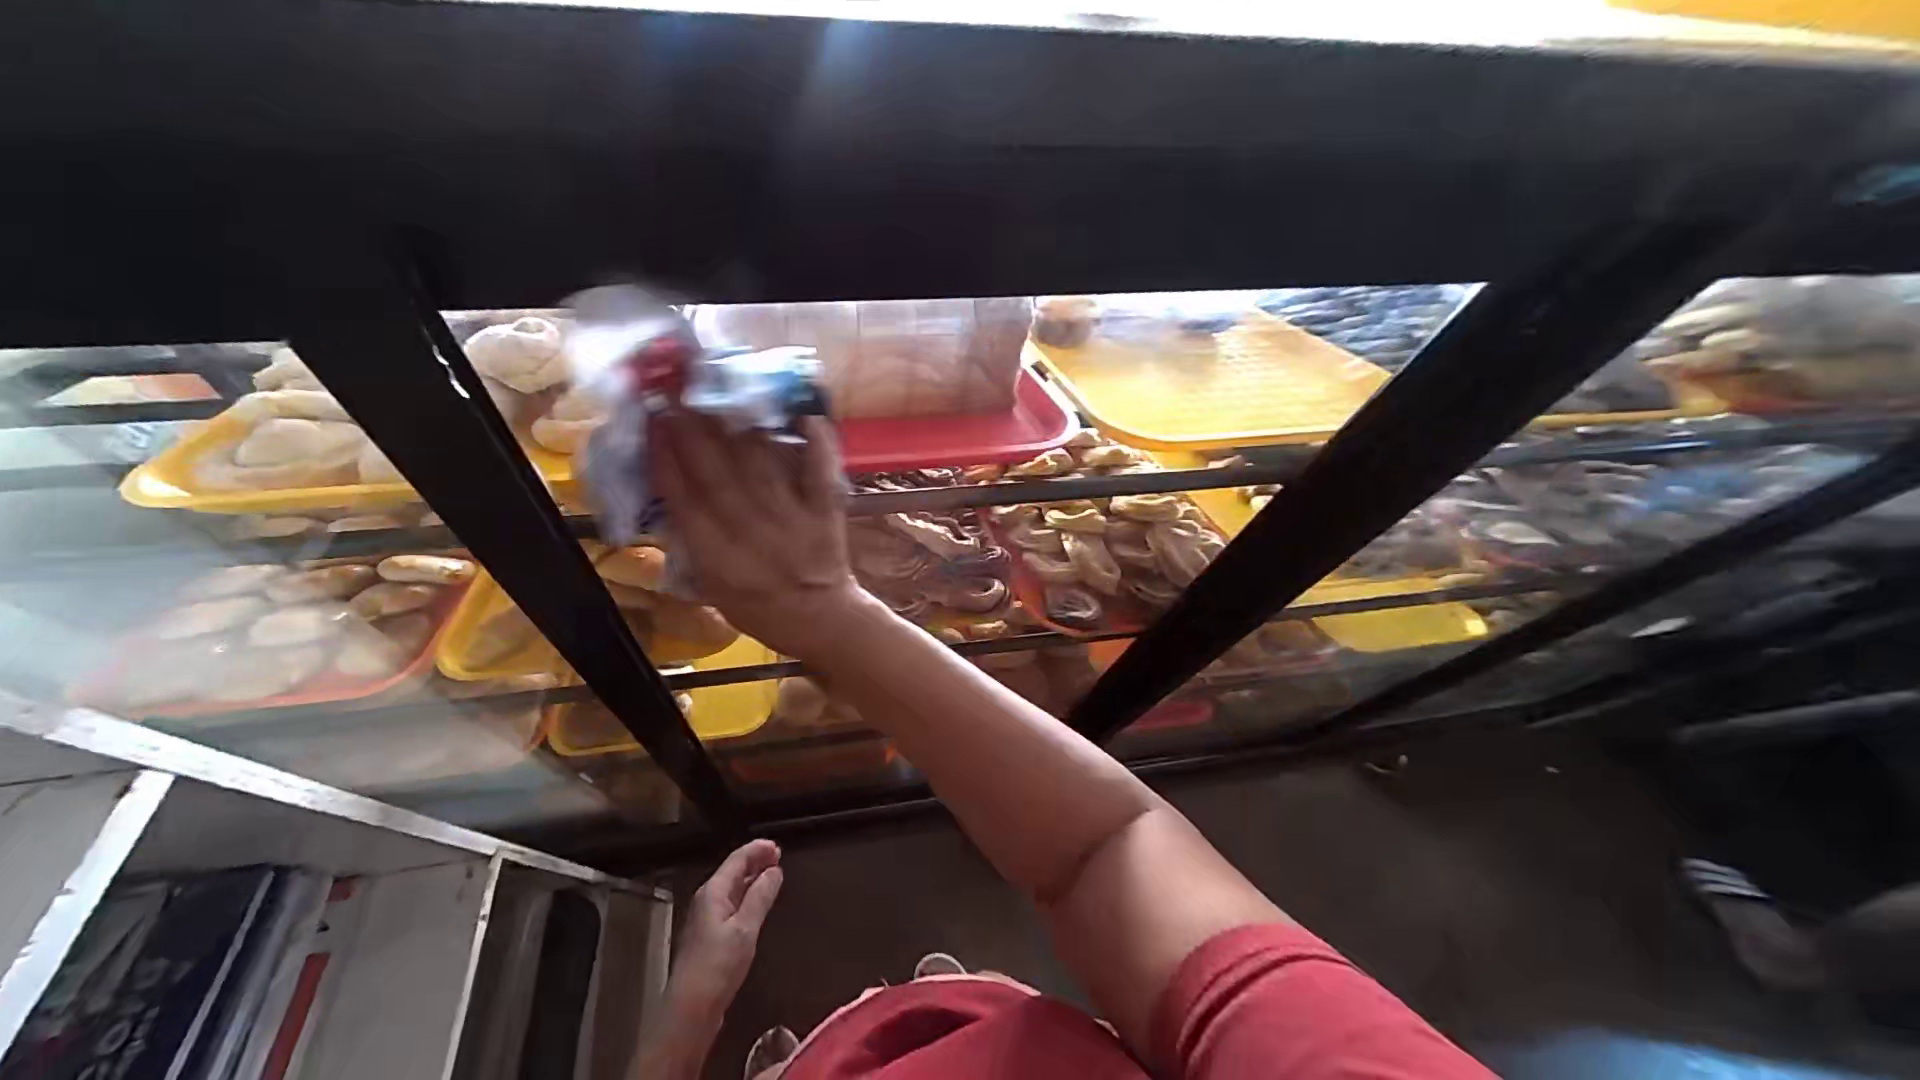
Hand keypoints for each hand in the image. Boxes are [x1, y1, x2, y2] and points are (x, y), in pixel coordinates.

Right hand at [652, 411, 865, 660]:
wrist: (821, 620)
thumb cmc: (760, 608)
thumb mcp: (712, 588)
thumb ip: (693, 544)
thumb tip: (673, 493)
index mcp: (717, 558)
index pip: (683, 501)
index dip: (665, 460)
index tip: (653, 424)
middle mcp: (751, 534)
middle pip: (716, 477)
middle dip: (692, 433)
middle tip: (676, 395)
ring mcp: (792, 520)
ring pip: (760, 467)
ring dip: (737, 428)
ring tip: (718, 394)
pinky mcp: (825, 513)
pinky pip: (819, 472)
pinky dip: (814, 442)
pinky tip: (803, 415)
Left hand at [667, 839, 784, 1017]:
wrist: (689, 1011)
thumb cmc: (718, 966)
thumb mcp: (745, 928)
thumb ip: (760, 896)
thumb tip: (774, 870)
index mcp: (713, 892)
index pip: (737, 859)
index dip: (758, 849)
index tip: (778, 847)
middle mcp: (707, 901)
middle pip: (733, 871)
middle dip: (756, 861)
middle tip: (779, 857)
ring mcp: (706, 920)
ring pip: (732, 888)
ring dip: (752, 879)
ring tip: (773, 875)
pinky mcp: (709, 938)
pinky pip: (731, 905)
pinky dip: (747, 897)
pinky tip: (757, 904)